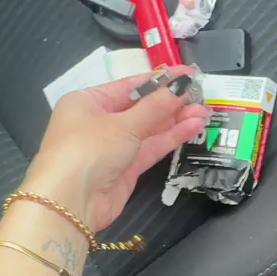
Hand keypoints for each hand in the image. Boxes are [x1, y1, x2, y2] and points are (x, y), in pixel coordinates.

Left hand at [19, 68, 210, 231]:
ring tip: (205, 112)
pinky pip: (152, 147)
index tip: (188, 74)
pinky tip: (193, 127)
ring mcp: (115, 145)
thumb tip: (181, 86)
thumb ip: (156, 107)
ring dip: (177, 120)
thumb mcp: (123, 124)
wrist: (71, 201)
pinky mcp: (127, 167)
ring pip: (150, 128)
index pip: (130, 86)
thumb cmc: (88, 150)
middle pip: (142, 107)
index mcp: (89, 101)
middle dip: (172, 102)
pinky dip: (171, 137)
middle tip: (202, 96)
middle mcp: (101, 120)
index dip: (160, 80)